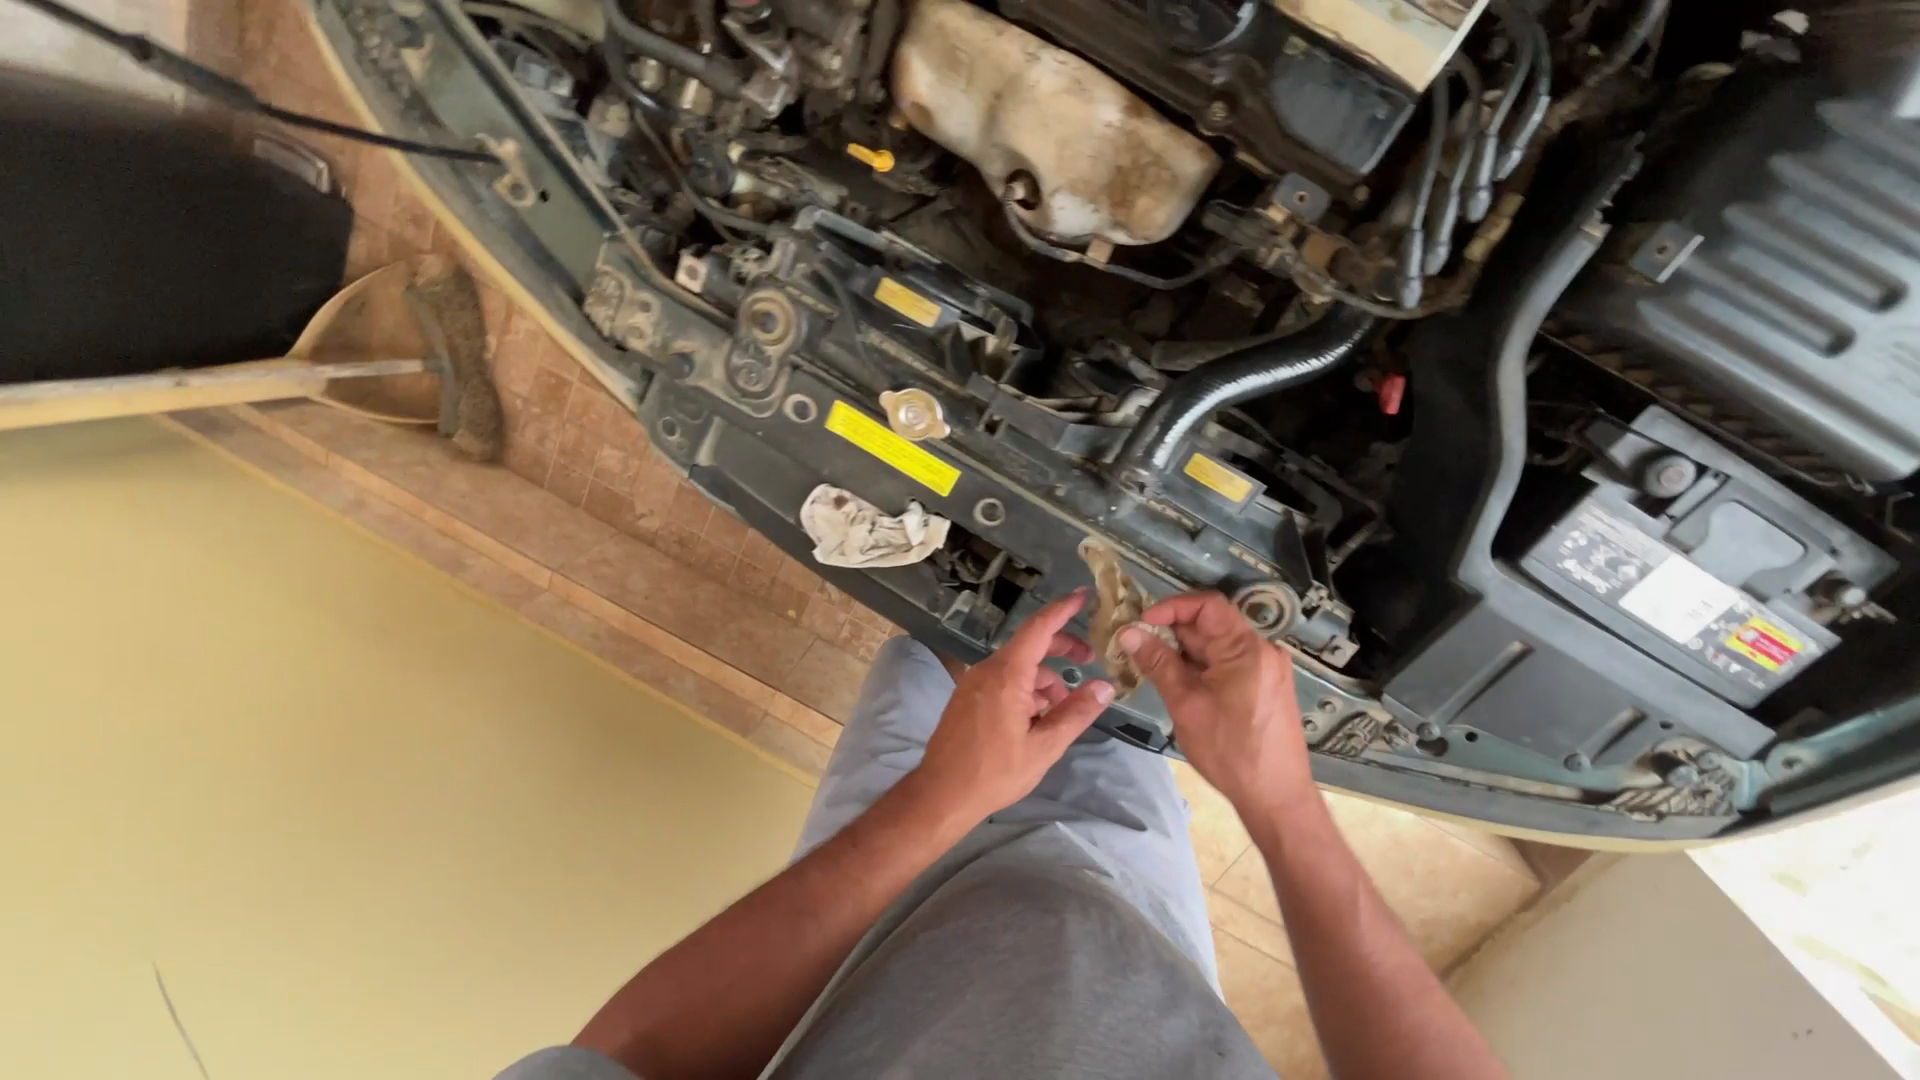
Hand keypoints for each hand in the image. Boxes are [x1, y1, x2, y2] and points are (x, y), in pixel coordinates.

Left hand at [914, 590, 1114, 821]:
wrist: (942, 794)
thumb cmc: (995, 772)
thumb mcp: (1044, 746)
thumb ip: (1076, 713)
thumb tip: (1106, 686)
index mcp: (1007, 675)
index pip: (1038, 628)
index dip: (1062, 609)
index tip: (1083, 595)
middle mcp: (987, 670)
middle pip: (1029, 644)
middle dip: (1061, 646)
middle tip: (1089, 657)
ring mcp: (974, 683)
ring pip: (1017, 666)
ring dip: (1044, 677)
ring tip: (1063, 706)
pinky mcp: (967, 697)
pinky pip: (1003, 680)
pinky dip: (1025, 687)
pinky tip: (1037, 715)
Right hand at [1119, 592, 1312, 817]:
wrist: (1277, 797)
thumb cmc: (1231, 751)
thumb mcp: (1186, 705)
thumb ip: (1158, 663)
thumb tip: (1128, 633)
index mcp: (1247, 648)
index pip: (1207, 605)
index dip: (1171, 607)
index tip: (1142, 624)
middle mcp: (1262, 650)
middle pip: (1211, 624)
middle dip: (1172, 631)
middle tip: (1137, 647)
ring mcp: (1267, 668)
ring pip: (1217, 645)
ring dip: (1184, 651)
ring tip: (1152, 666)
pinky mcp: (1266, 685)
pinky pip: (1228, 662)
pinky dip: (1201, 666)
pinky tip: (1179, 683)